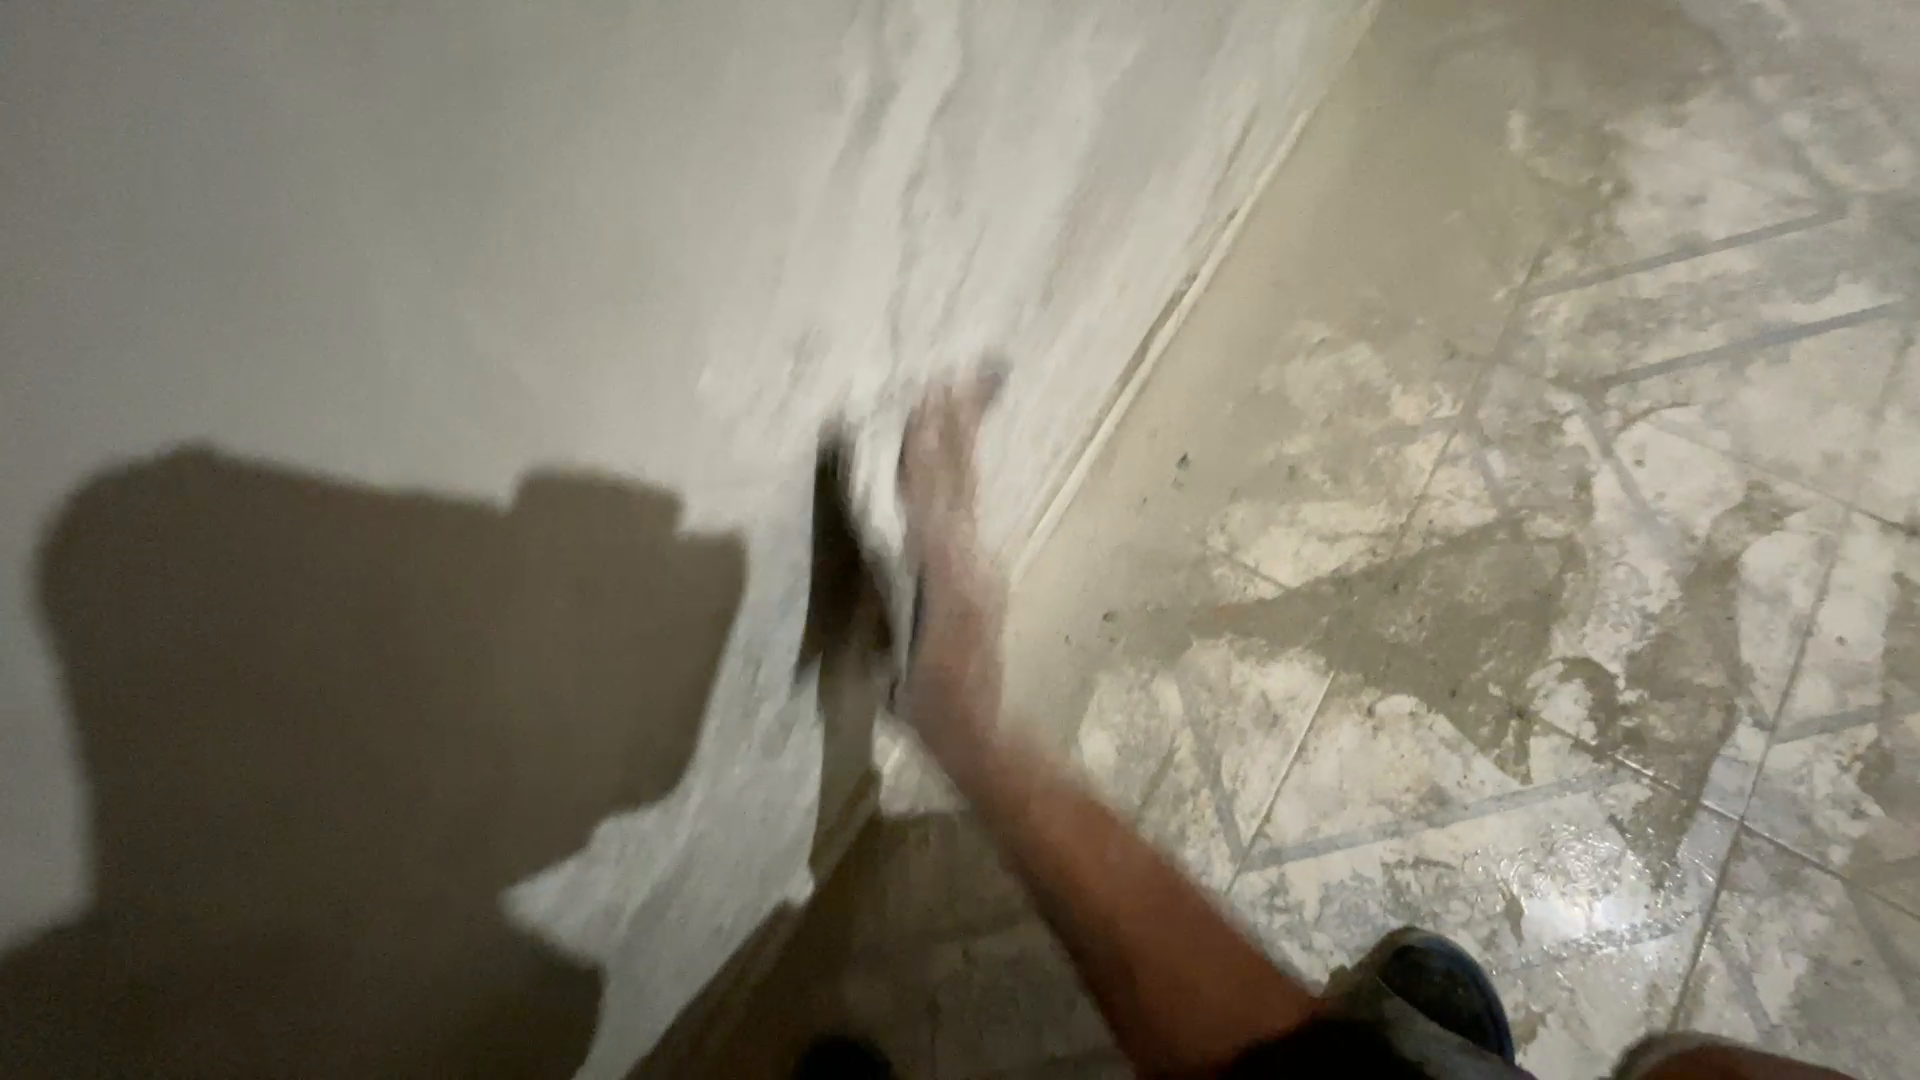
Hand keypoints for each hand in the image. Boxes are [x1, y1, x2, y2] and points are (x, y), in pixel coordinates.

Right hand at [897, 373, 1005, 739]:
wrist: (978, 727)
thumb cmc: (931, 701)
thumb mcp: (905, 649)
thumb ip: (902, 594)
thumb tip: (901, 542)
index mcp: (948, 575)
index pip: (933, 499)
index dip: (927, 450)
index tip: (926, 402)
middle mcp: (971, 560)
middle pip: (960, 481)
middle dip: (957, 426)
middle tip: (962, 375)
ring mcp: (981, 565)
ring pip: (968, 491)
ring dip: (963, 442)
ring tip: (962, 398)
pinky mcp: (983, 574)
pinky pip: (968, 513)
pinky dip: (959, 477)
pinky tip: (956, 459)